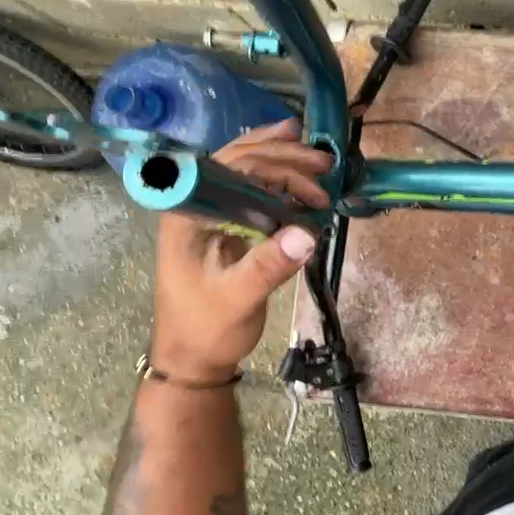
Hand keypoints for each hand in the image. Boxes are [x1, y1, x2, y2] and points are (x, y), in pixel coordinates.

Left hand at [150, 119, 331, 382]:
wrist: (195, 358)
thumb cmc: (207, 329)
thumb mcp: (239, 299)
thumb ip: (269, 265)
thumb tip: (308, 233)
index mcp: (188, 213)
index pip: (230, 168)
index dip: (273, 163)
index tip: (312, 172)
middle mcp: (197, 204)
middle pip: (239, 161)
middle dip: (283, 156)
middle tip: (325, 162)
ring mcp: (212, 214)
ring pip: (247, 171)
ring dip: (284, 164)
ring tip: (320, 164)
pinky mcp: (228, 227)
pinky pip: (254, 193)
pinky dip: (281, 183)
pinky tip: (304, 181)